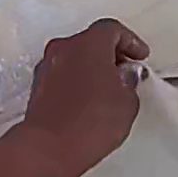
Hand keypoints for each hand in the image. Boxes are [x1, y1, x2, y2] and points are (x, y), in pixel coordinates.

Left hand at [17, 19, 150, 175]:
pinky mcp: (37, 84)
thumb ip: (129, 82)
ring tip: (109, 88)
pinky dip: (76, 78)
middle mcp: (63, 49)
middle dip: (111, 53)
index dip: (130, 41)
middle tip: (127, 71)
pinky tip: (89, 99)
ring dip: (92, 66)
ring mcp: (47, 66)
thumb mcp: (127, 103)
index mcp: (87, 44)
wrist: (49, 147)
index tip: (139, 55)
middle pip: (90, 40)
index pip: (111, 29)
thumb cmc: (89, 122)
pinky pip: (62, 72)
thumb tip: (124, 77)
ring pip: (74, 56)